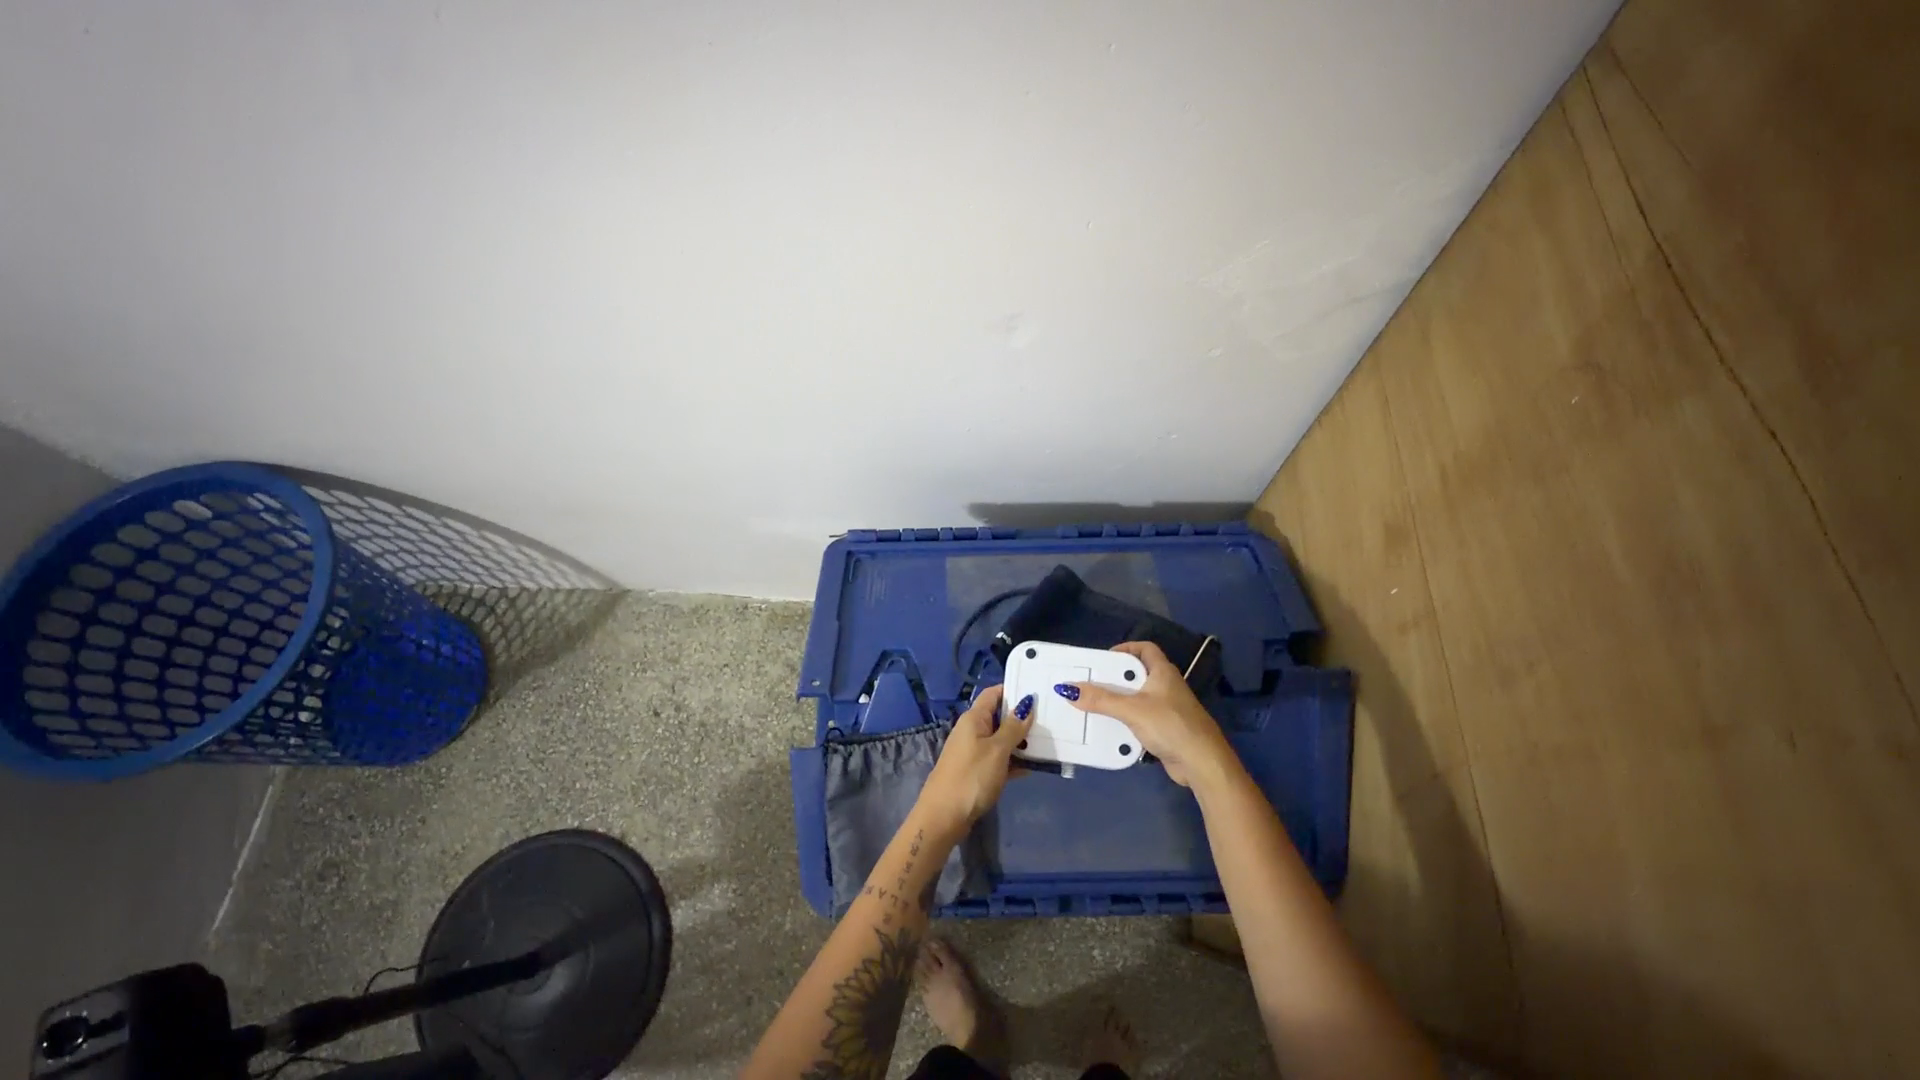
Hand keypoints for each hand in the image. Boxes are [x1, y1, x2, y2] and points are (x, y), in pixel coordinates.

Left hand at [915, 685, 1033, 834]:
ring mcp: (973, 752)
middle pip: (999, 716)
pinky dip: (1013, 761)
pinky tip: (1032, 767)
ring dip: (1020, 741)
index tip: (1038, 691)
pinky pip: (999, 759)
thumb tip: (1026, 705)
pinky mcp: (976, 772)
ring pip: (1001, 739)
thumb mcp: (997, 750)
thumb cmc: (972, 777)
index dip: (1013, 690)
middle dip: (1022, 717)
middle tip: (1051, 719)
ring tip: (1048, 742)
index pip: (993, 693)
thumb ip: (1013, 727)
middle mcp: (972, 731)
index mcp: (974, 719)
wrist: (944, 816)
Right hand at [1063, 642, 1236, 789]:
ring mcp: (1167, 709)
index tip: (1104, 658)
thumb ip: (1100, 699)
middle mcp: (1166, 686)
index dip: (1126, 648)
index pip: (1145, 648)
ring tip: (1092, 706)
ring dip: (1117, 702)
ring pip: (1137, 699)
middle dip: (1114, 678)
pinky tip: (1109, 729)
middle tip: (1090, 683)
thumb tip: (1067, 688)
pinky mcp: (1165, 730)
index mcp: (1163, 672)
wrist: (1201, 762)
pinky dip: (1125, 722)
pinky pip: (1140, 719)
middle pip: (1137, 675)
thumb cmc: (1170, 725)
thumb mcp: (1132, 709)